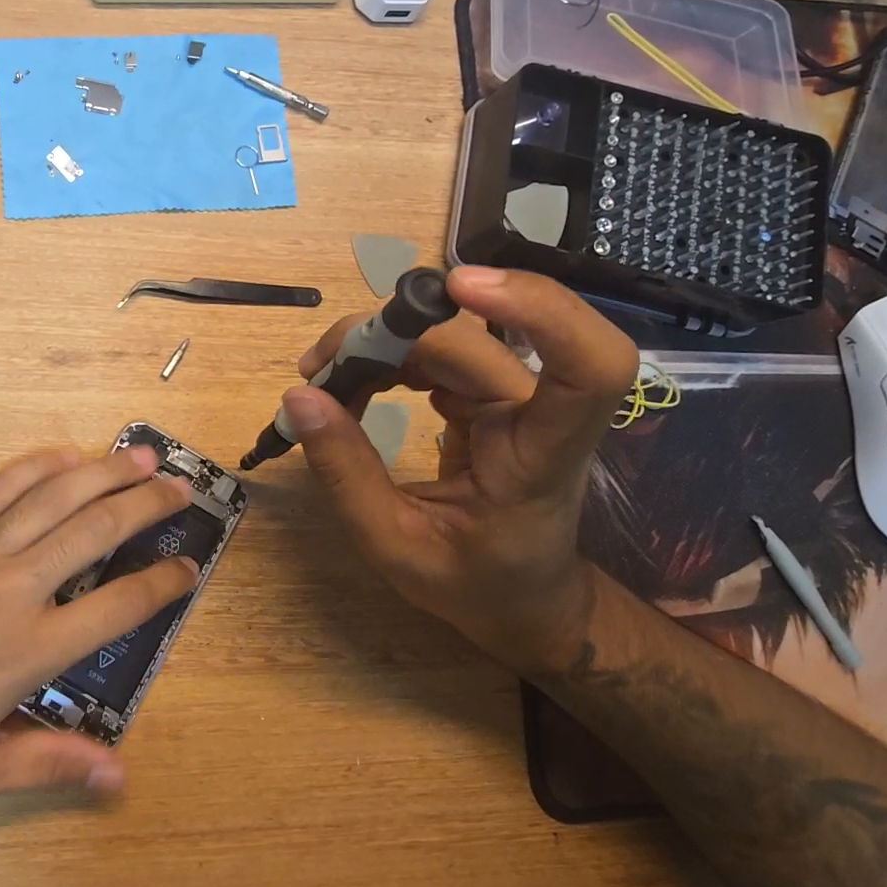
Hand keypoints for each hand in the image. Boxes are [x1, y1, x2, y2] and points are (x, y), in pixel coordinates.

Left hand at [0, 447, 195, 800]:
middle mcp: (11, 588)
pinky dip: (35, 467)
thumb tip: (118, 773)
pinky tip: (63, 457)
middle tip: (181, 488)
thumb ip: (49, 764)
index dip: (163, 583)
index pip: (119, 607)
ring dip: (103, 473)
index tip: (189, 567)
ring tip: (141, 457)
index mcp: (28, 649)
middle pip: (96, 530)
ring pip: (53, 497)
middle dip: (147, 505)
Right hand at [286, 267, 637, 672]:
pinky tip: (349, 386)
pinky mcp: (491, 395)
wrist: (522, 600)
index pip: (587, 367)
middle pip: (472, 342)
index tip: (459, 287)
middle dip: (387, 337)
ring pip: (449, 336)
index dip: (539, 309)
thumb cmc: (473, 585)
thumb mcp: (393, 544)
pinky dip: (386, 360)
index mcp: (540, 459)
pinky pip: (437, 353)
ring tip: (322, 380)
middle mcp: (536, 413)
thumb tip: (299, 398)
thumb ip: (347, 474)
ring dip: (378, 344)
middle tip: (315, 370)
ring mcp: (514, 399)